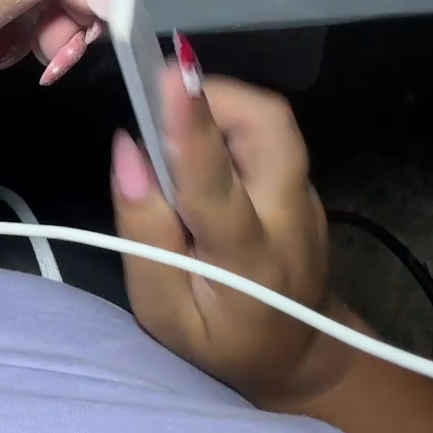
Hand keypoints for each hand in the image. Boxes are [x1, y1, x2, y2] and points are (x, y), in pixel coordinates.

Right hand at [110, 64, 355, 411]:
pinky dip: (226, 120)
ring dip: (219, 102)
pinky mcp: (303, 184)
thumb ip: (141, 230)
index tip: (170, 75)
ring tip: (173, 121)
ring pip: (271, 121)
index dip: (190, 125)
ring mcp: (305, 196)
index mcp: (248, 259)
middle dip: (215, 94)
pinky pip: (266, 133)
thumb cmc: (217, 336)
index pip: (216, 182)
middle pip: (270, 127)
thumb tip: (127, 148)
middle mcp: (288, 217)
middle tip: (163, 98)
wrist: (300, 357)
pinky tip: (198, 148)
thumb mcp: (161, 308)